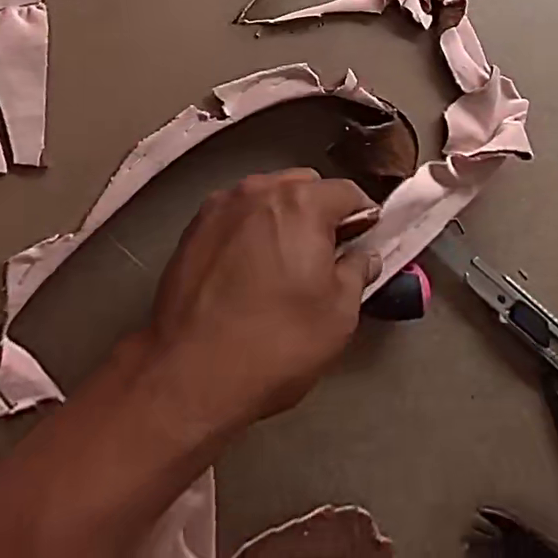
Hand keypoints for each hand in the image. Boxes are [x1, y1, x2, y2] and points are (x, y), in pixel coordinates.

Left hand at [141, 168, 381, 433]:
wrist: (189, 372)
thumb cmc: (276, 342)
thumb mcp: (338, 314)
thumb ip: (357, 272)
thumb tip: (363, 256)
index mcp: (301, 203)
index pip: (347, 192)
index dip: (365, 216)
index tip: (368, 240)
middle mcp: (259, 190)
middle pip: (304, 185)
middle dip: (322, 210)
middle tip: (329, 252)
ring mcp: (221, 205)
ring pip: (266, 196)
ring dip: (284, 216)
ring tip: (286, 260)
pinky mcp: (194, 227)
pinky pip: (236, 214)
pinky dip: (250, 228)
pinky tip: (249, 266)